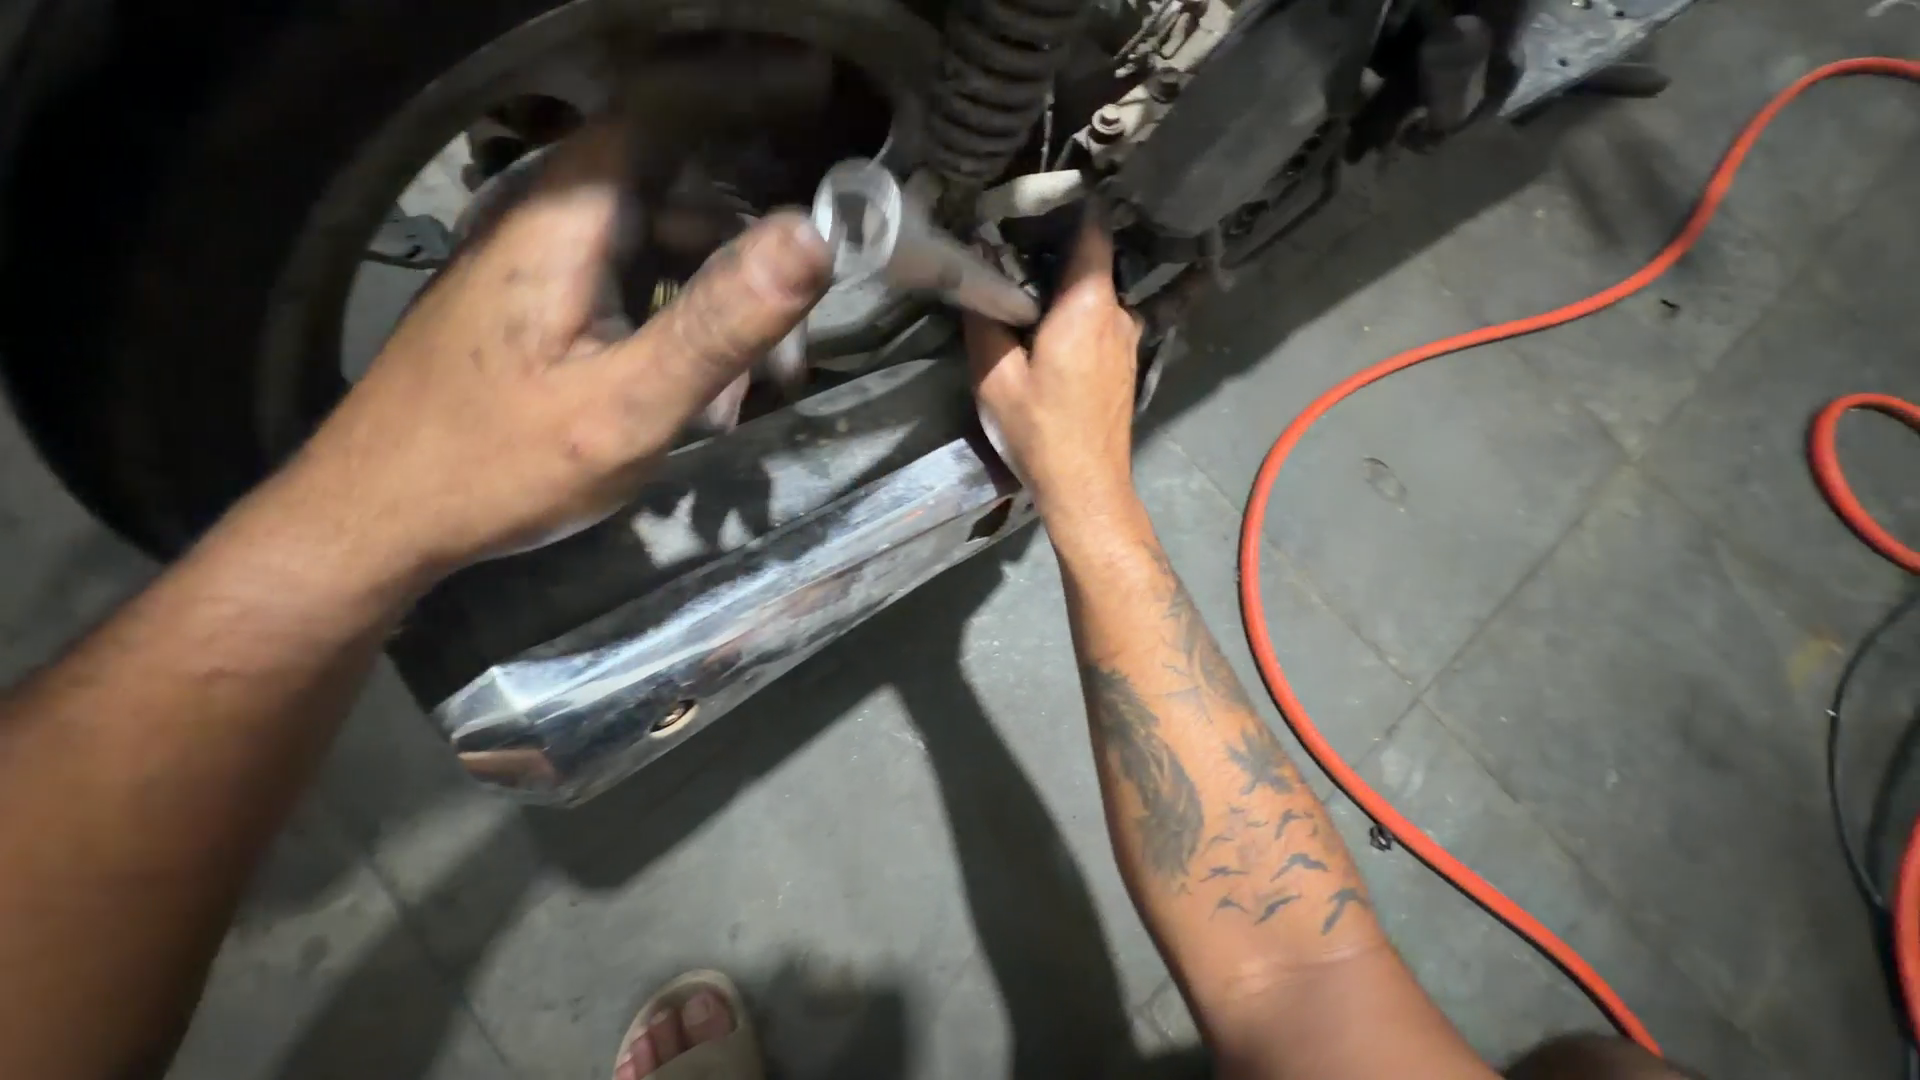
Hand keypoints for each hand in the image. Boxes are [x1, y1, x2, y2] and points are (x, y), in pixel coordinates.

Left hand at [276, 124, 831, 579]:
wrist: (380, 517)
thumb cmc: (499, 465)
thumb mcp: (626, 407)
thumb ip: (719, 324)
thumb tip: (812, 239)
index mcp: (567, 218)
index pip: (668, 108)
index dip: (749, 91)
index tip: (822, 95)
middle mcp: (553, 220)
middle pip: (682, 200)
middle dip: (751, 268)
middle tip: (790, 361)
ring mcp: (545, 265)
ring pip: (663, 255)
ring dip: (720, 315)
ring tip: (740, 404)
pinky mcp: (543, 306)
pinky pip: (634, 293)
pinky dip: (680, 333)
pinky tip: (693, 400)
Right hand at [965, 209, 1142, 523]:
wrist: (1086, 488)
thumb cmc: (1040, 431)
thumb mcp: (994, 377)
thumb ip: (983, 320)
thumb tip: (972, 277)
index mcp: (1088, 305)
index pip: (1092, 229)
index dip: (1065, 206)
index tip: (1033, 199)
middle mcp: (1119, 313)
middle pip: (1090, 263)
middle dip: (1053, 253)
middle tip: (1010, 252)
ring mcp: (1130, 341)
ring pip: (1095, 296)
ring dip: (1064, 291)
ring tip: (1024, 297)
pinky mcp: (1126, 365)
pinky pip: (1101, 324)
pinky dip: (1077, 318)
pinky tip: (1049, 336)